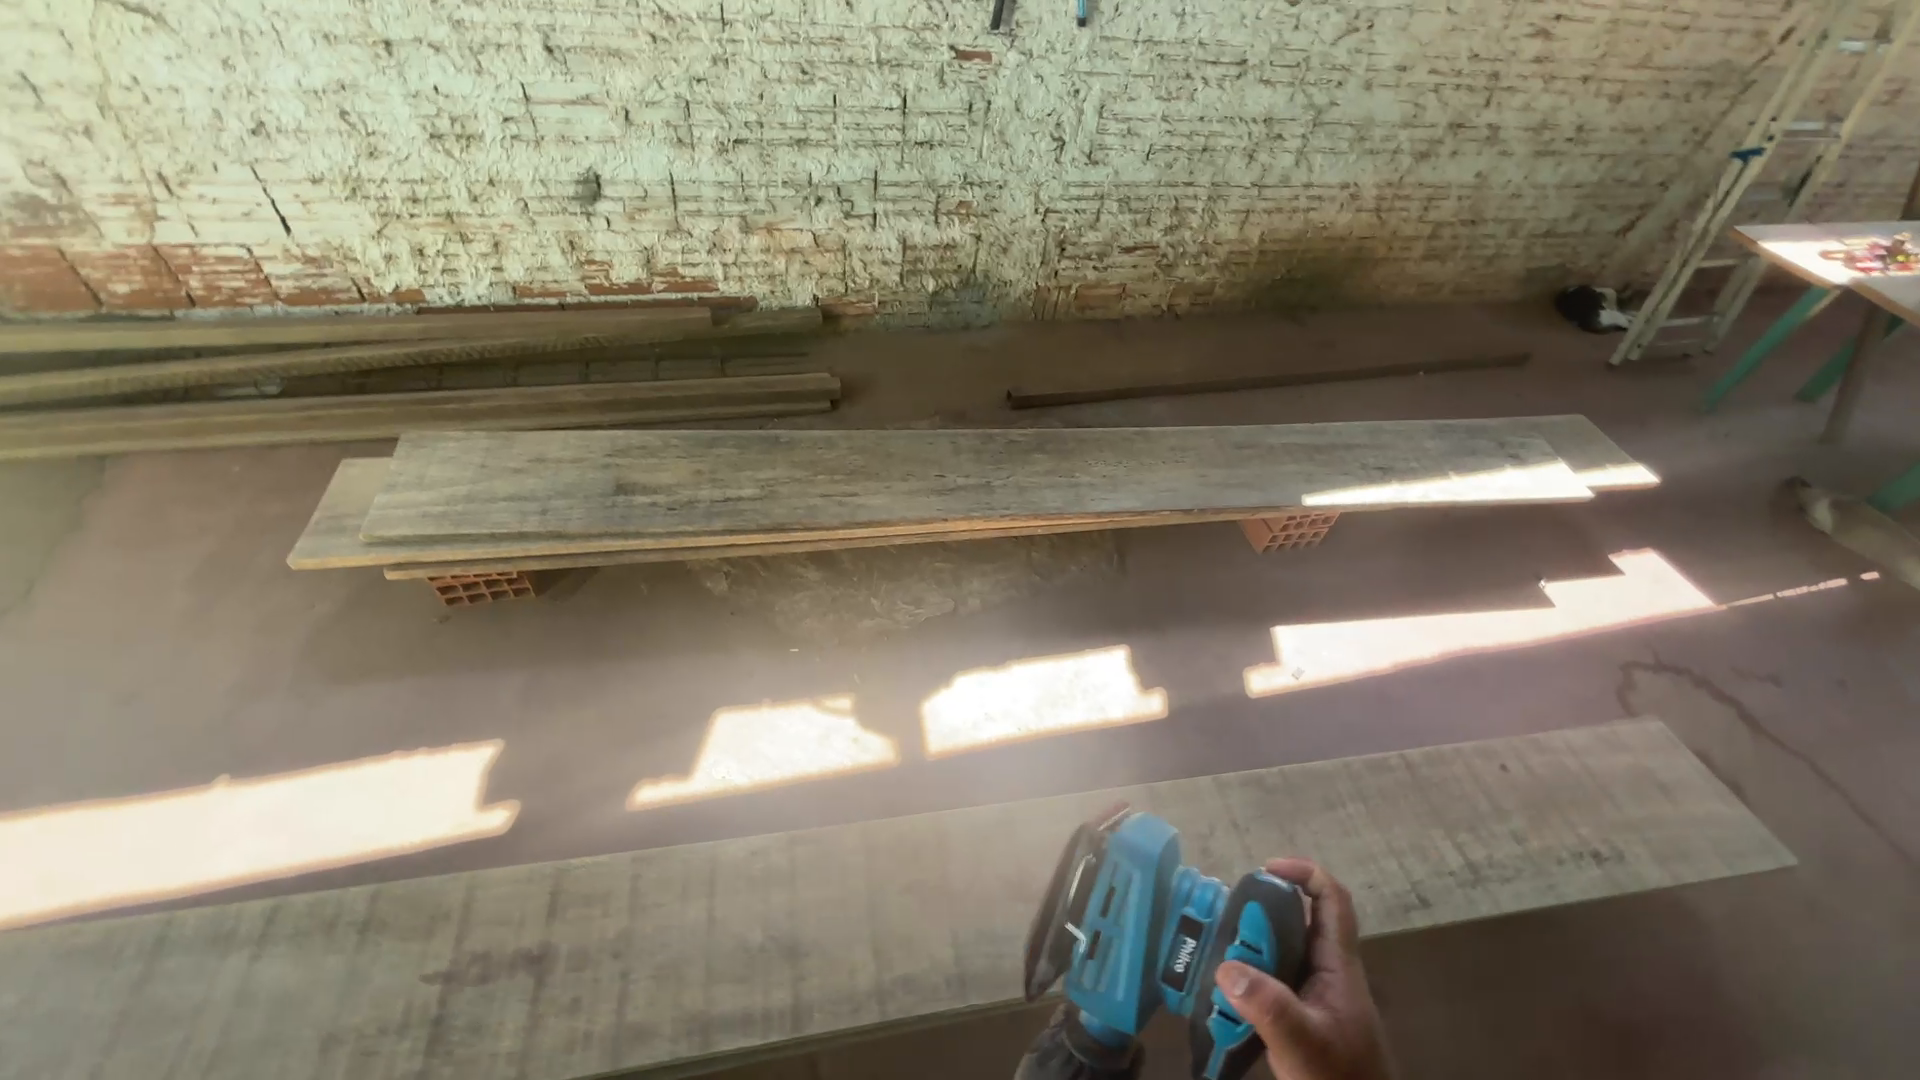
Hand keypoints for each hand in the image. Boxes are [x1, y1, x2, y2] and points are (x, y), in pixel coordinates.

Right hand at [1216, 859, 1391, 1079]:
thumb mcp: (1303, 1045)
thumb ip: (1269, 1007)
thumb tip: (1227, 967)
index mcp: (1338, 966)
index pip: (1332, 900)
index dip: (1304, 873)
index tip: (1264, 870)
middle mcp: (1326, 972)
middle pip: (1295, 921)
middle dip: (1257, 915)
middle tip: (1222, 923)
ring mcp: (1313, 995)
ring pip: (1278, 951)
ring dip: (1247, 949)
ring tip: (1211, 954)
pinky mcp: (1299, 1017)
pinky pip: (1268, 981)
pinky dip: (1245, 980)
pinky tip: (1220, 994)